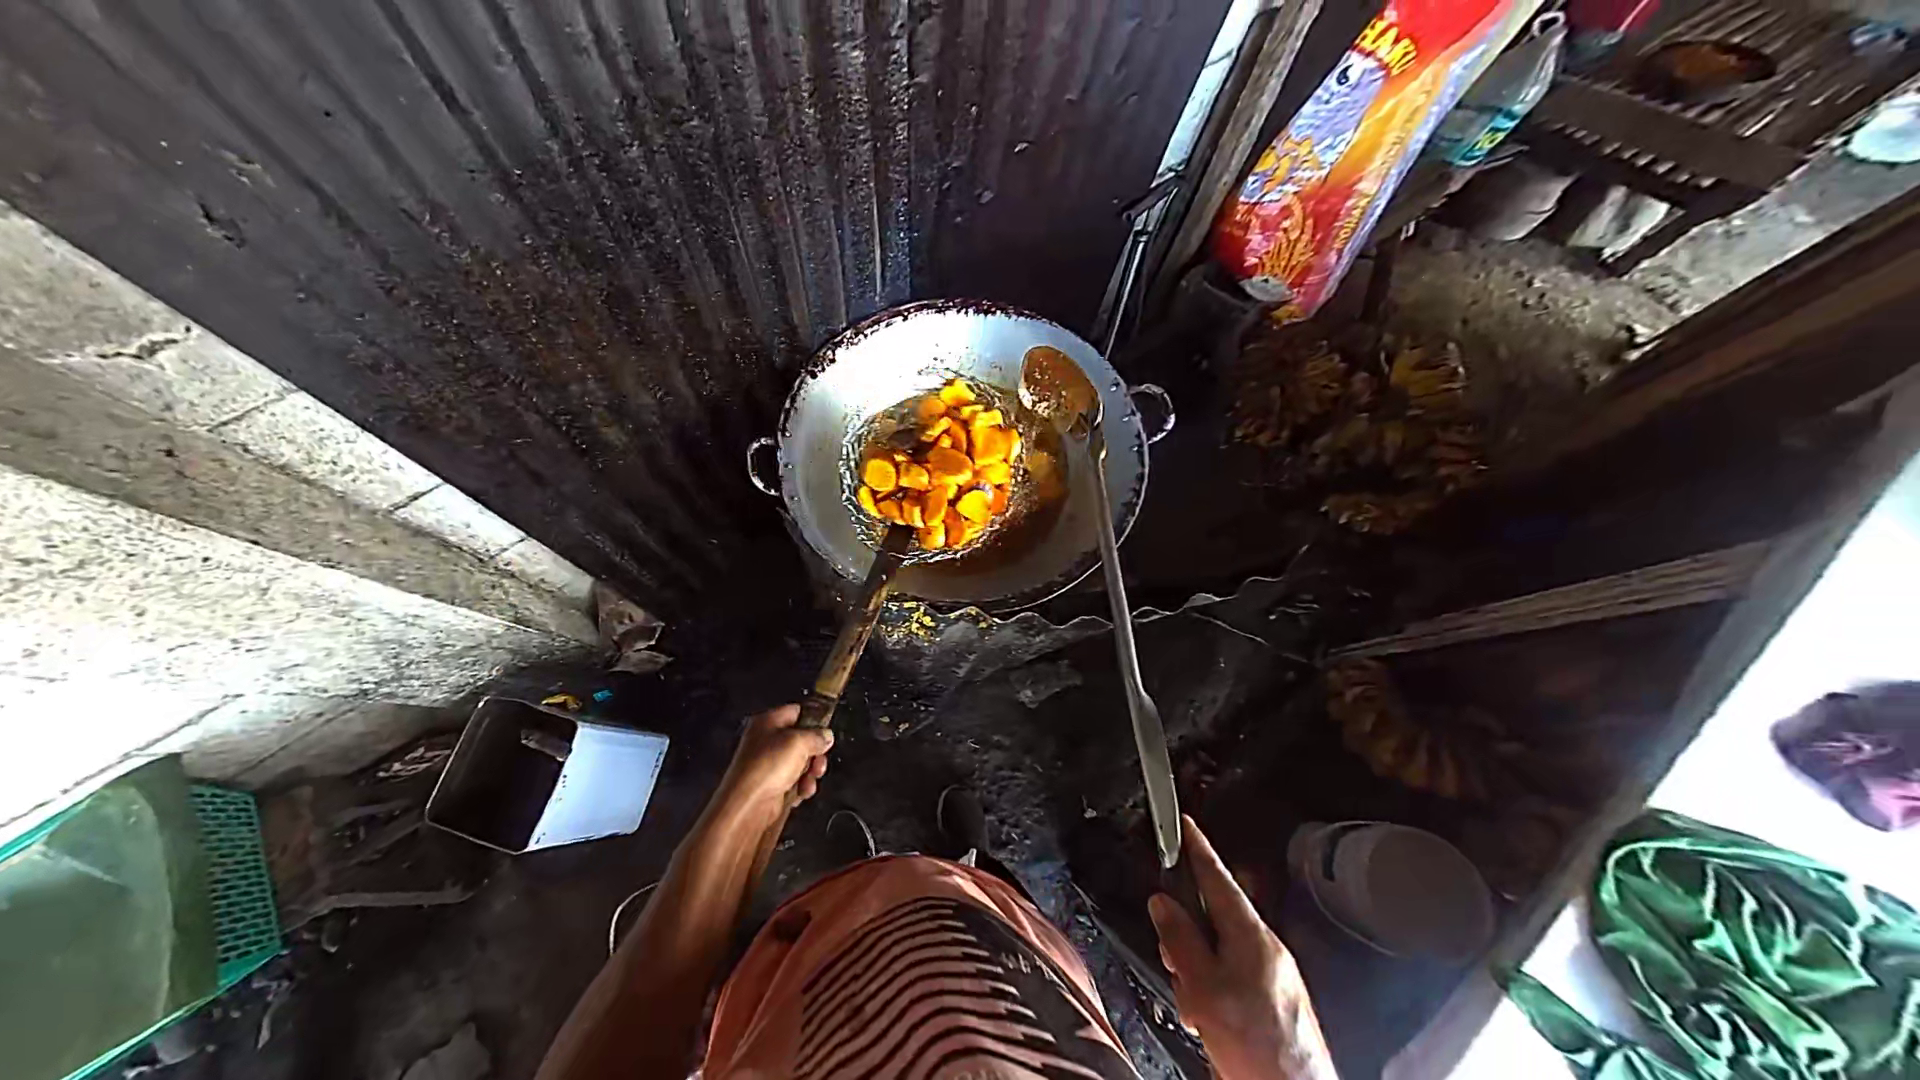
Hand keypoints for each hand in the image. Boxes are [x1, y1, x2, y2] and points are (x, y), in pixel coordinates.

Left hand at [714, 705, 833, 816]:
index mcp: (768, 722)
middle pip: (802, 740)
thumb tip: (825, 736)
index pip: (797, 712)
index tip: (825, 730)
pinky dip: (802, 787)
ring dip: (810, 772)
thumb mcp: (799, 742)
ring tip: (809, 778)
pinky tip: (801, 791)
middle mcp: (766, 742)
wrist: (749, 806)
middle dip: (815, 752)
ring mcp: (768, 765)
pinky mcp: (771, 785)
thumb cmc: (763, 769)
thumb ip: (817, 736)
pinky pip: (795, 782)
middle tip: (817, 759)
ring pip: (801, 763)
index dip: (813, 720)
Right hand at [1149, 816, 1336, 1079]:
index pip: (1217, 877)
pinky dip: (1209, 989)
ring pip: (1216, 948)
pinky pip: (1228, 974)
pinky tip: (1208, 1019)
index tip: (1183, 822)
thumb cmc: (1259, 1048)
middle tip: (1173, 960)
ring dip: (1195, 969)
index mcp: (1251, 934)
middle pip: (1211, 915)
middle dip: (1185, 932)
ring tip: (1196, 1006)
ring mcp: (1269, 973)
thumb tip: (1162, 902)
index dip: (1197, 847)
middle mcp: (1264, 947)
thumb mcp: (1204, 988)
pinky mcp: (1268, 998)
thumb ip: (1180, 940)